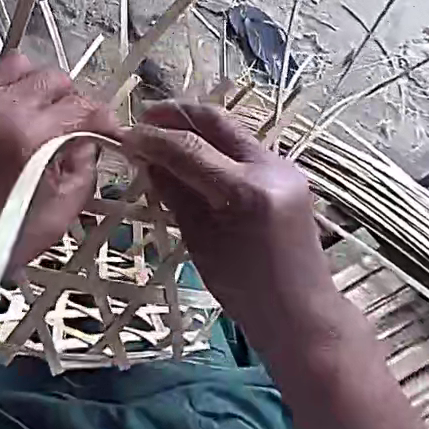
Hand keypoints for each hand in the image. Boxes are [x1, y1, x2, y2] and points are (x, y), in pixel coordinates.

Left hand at [0, 51, 115, 344]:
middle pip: (54, 78)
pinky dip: (10, 89)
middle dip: (72, 101)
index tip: (108, 131)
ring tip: (41, 115)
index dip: (104, 119)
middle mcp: (0, 109)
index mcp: (30, 138)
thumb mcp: (59, 213)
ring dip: (39, 86)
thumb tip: (87, 139)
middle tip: (73, 127)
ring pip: (21, 65)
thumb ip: (84, 167)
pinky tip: (13, 118)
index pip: (82, 107)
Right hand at [124, 101, 346, 352]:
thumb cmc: (246, 293)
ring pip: (231, 130)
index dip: (153, 138)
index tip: (125, 135)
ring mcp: (284, 167)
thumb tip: (146, 157)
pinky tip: (191, 152)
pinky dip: (214, 143)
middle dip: (176, 113)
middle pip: (216, 122)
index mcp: (247, 192)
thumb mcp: (200, 241)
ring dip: (194, 125)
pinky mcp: (288, 173)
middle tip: (143, 116)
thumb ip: (174, 192)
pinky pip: (242, 147)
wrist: (303, 315)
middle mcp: (270, 168)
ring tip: (161, 130)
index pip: (189, 149)